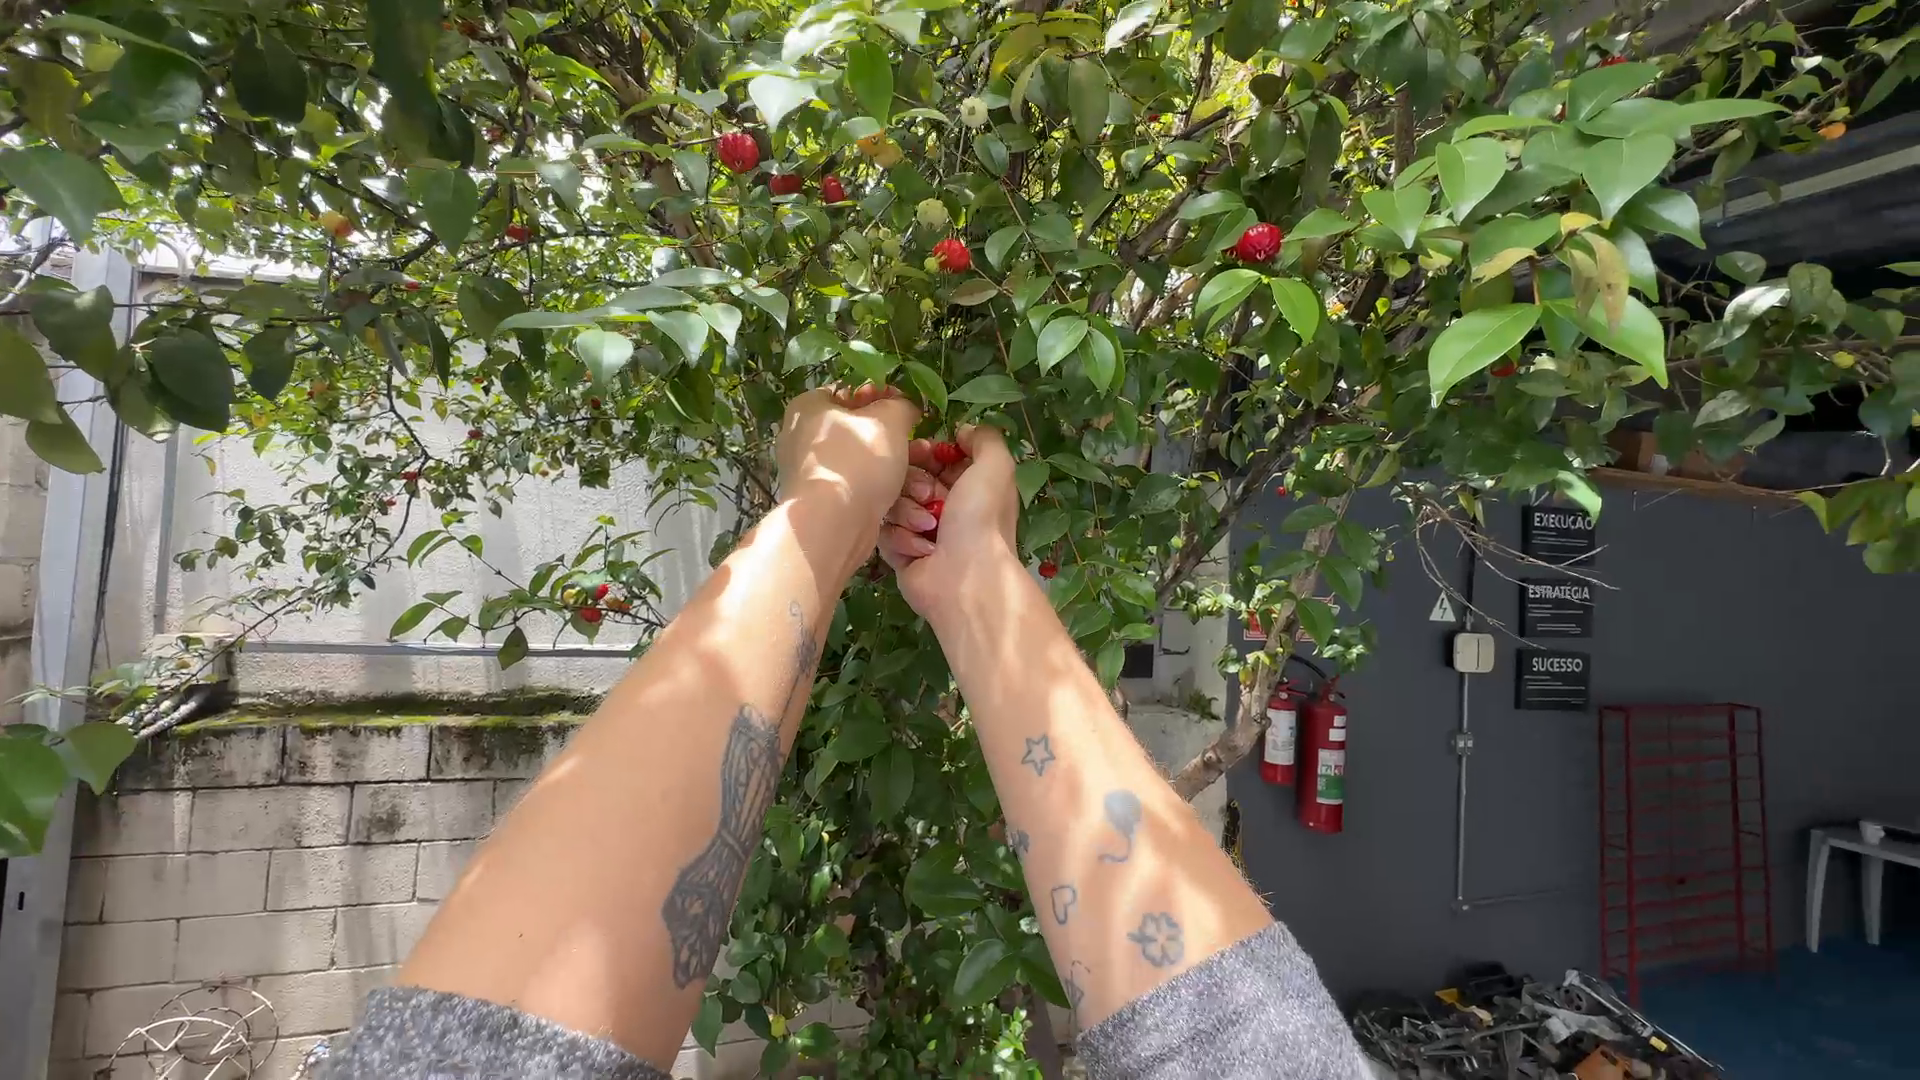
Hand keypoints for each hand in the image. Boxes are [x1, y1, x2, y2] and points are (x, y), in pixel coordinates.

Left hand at [776, 385, 918, 521]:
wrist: (834, 525)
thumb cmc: (858, 460)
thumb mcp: (890, 419)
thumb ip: (901, 405)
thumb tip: (905, 406)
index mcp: (808, 408)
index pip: (848, 392)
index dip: (882, 397)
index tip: (909, 410)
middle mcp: (803, 440)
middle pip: (862, 435)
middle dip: (901, 447)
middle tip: (924, 451)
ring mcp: (813, 476)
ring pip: (866, 469)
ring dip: (902, 478)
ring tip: (926, 489)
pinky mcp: (824, 506)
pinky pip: (861, 495)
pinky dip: (887, 500)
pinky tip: (913, 511)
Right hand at [879, 425, 1019, 622]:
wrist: (965, 578)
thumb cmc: (981, 519)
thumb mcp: (994, 467)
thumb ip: (983, 438)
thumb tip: (961, 430)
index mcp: (969, 485)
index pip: (935, 457)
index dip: (925, 451)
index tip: (921, 451)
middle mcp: (946, 506)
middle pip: (909, 477)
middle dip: (914, 482)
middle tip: (926, 496)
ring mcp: (922, 530)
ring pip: (894, 503)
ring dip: (908, 513)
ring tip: (928, 528)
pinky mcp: (902, 554)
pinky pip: (885, 532)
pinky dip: (902, 539)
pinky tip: (921, 550)